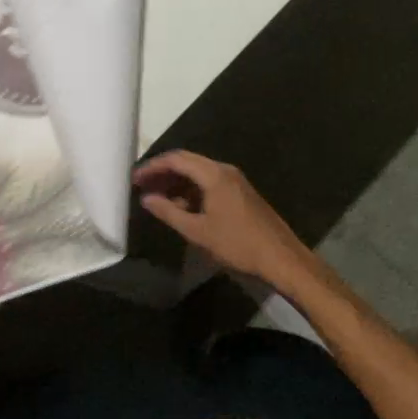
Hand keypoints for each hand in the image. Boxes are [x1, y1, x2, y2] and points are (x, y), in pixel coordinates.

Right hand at [134, 151, 318, 294]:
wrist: (282, 259)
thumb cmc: (238, 244)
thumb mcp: (198, 231)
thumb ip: (169, 212)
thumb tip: (146, 199)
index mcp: (214, 174)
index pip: (176, 159)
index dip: (153, 167)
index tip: (135, 179)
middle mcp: (224, 170)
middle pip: (187, 162)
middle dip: (163, 172)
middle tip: (142, 186)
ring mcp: (235, 181)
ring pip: (198, 173)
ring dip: (177, 182)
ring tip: (157, 198)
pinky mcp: (241, 193)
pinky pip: (210, 183)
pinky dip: (192, 190)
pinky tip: (182, 207)